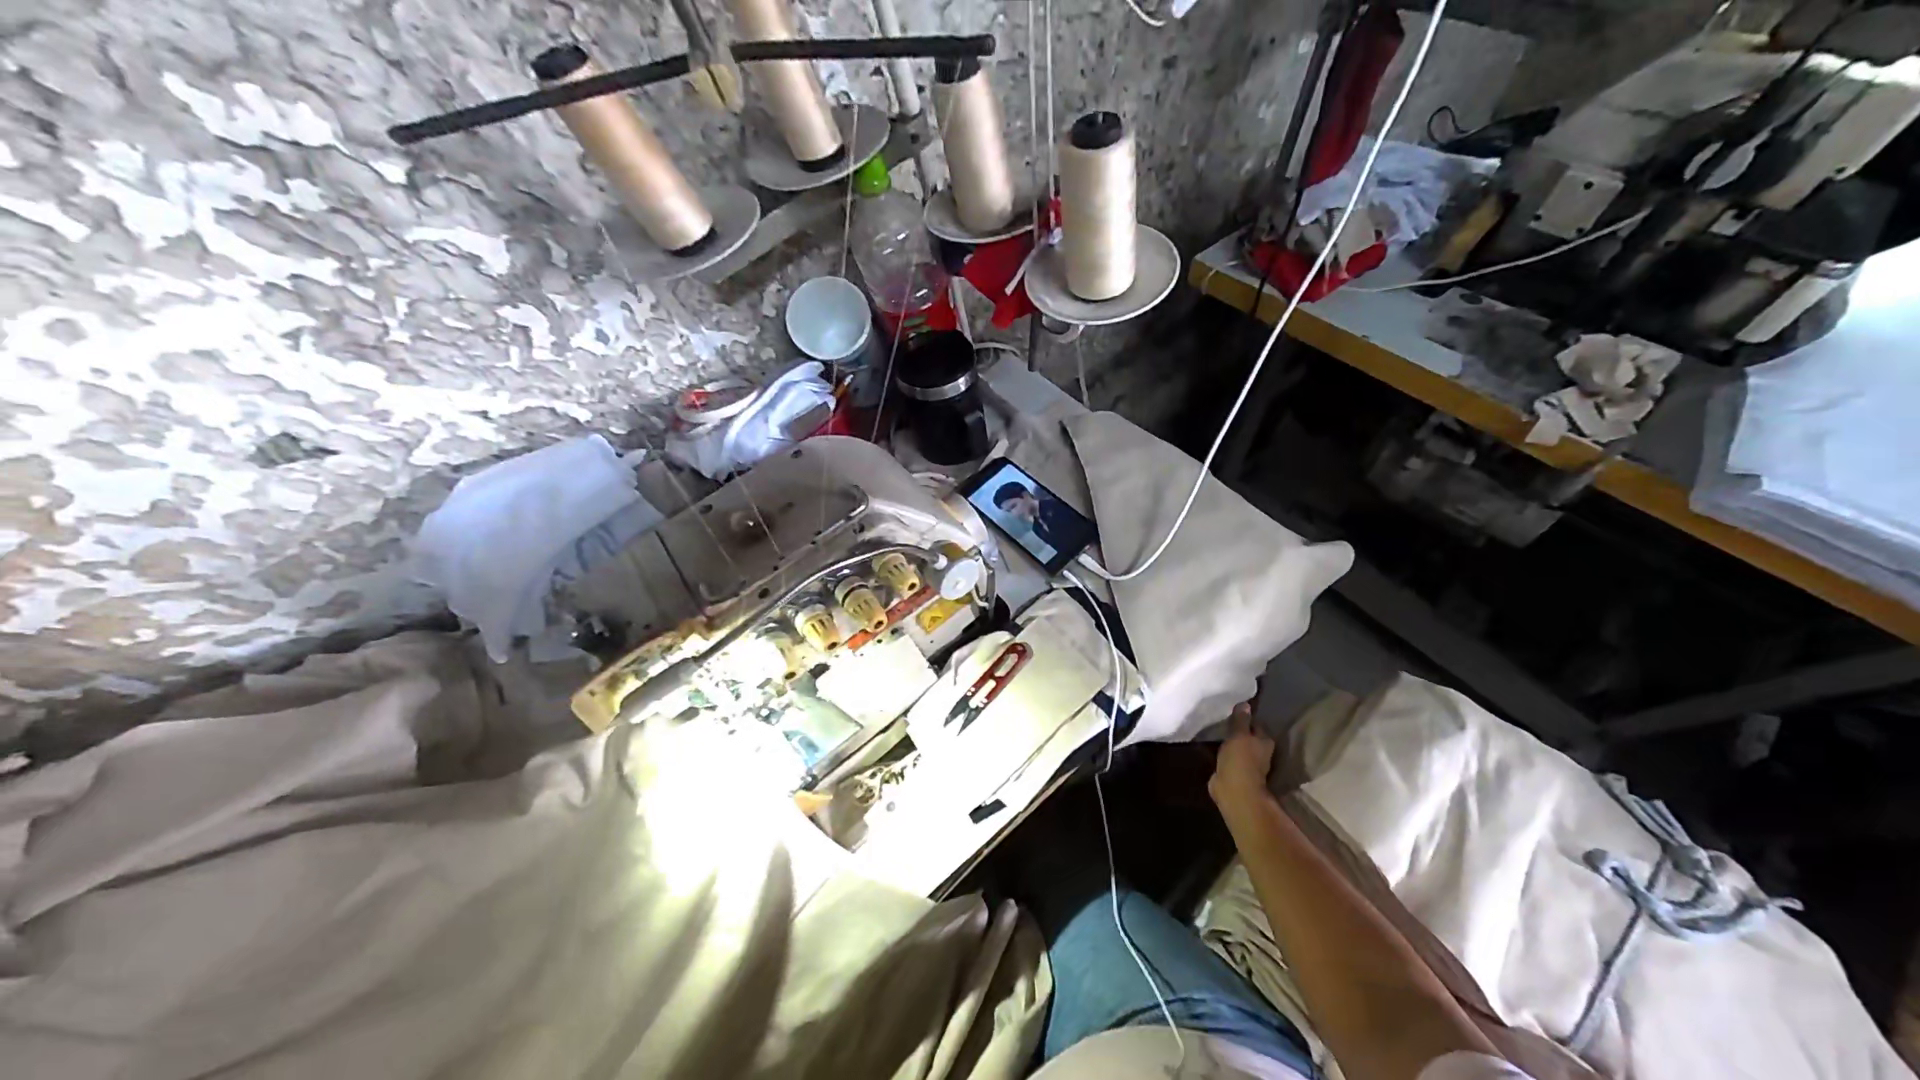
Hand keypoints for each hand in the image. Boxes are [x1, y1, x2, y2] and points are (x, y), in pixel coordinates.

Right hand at [1209, 703, 1277, 829]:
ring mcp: (1247, 764)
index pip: (1256, 724)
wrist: (1233, 790)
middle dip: (1238, 731)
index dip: (1246, 718)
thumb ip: (1241, 720)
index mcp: (1265, 742)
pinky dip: (1223, 754)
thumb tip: (1245, 703)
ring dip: (1230, 743)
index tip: (1233, 711)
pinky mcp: (1234, 772)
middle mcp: (1260, 753)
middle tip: (1223, 721)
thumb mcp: (1238, 735)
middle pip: (1249, 737)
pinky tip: (1213, 748)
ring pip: (1238, 748)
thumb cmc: (1240, 760)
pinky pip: (1229, 758)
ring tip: (1216, 732)